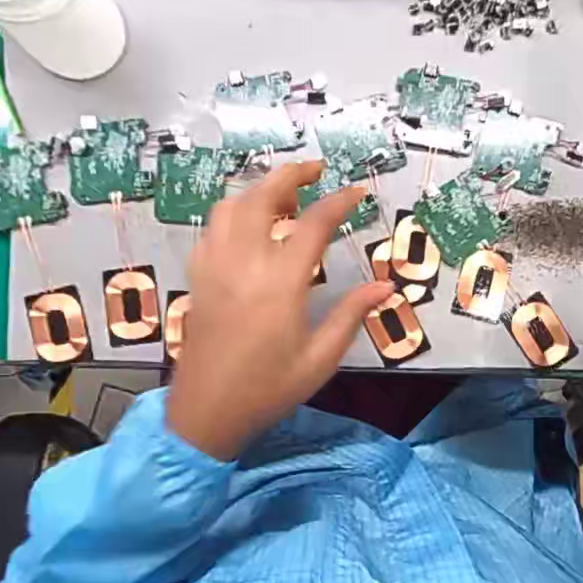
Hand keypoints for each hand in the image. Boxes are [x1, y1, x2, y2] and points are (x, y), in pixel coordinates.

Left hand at [167, 161, 395, 460]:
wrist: (206, 412)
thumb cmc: (267, 390)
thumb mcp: (319, 359)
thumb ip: (350, 316)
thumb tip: (385, 287)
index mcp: (280, 284)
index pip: (313, 224)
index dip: (339, 202)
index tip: (357, 192)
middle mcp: (243, 264)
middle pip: (262, 197)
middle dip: (291, 175)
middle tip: (316, 170)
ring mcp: (214, 268)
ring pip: (230, 207)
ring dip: (257, 191)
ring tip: (283, 198)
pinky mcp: (197, 279)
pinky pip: (211, 231)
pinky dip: (232, 216)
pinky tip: (248, 230)